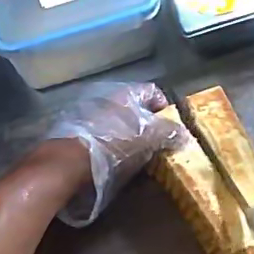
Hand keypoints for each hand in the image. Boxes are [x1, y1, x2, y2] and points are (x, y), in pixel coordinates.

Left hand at [46, 82, 184, 225]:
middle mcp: (106, 97)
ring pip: (116, 122)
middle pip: (134, 108)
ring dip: (126, 136)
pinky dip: (109, 144)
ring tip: (134, 157)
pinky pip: (101, 135)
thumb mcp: (148, 138)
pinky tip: (111, 161)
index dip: (165, 108)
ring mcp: (88, 113)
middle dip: (146, 125)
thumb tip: (184, 134)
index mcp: (126, 93)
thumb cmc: (114, 145)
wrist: (69, 162)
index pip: (153, 91)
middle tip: (155, 145)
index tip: (171, 128)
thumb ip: (168, 133)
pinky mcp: (75, 132)